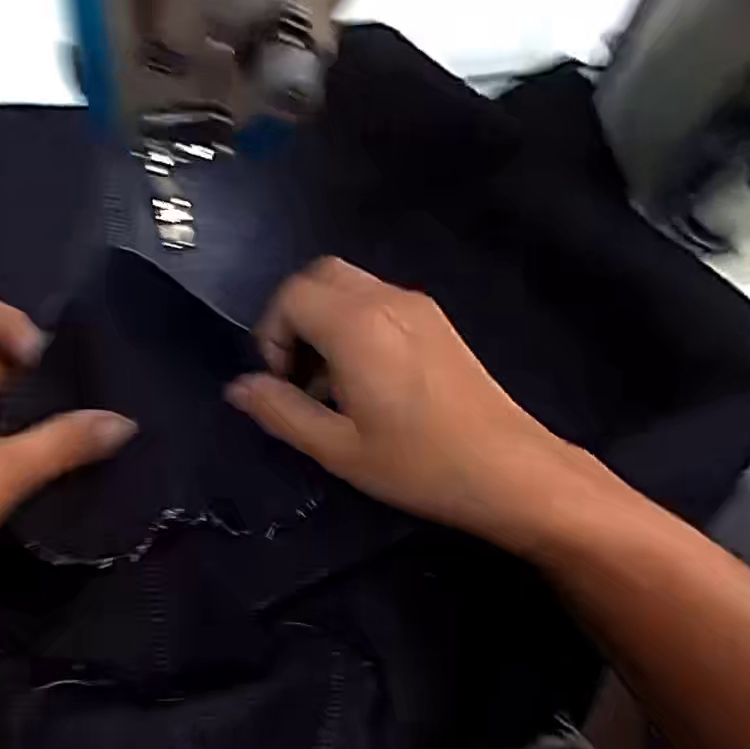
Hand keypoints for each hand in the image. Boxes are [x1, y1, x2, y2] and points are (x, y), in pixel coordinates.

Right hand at [225, 258, 615, 551]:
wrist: (511, 470)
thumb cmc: (421, 466)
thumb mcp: (339, 450)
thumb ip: (282, 412)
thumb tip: (238, 387)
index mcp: (358, 325)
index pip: (290, 295)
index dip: (270, 335)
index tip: (282, 383)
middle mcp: (389, 300)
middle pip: (320, 278)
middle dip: (295, 319)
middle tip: (302, 377)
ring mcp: (421, 308)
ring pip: (352, 288)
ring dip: (327, 322)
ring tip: (336, 387)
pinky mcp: (441, 324)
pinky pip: (382, 303)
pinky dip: (358, 325)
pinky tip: (371, 381)